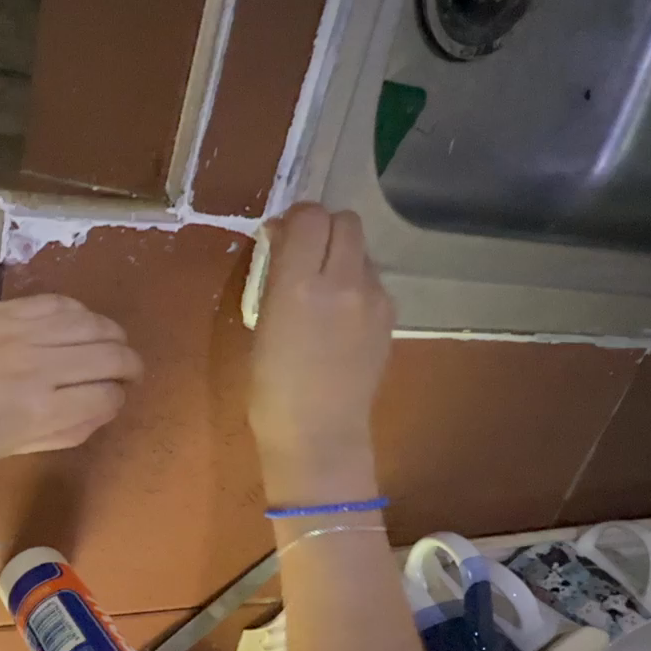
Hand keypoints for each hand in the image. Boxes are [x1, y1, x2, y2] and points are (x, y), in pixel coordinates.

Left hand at [0, 295, 143, 462]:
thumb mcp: (14, 448)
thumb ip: (67, 430)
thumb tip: (104, 406)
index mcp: (41, 409)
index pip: (108, 395)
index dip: (118, 399)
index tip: (112, 399)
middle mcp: (38, 366)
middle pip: (111, 354)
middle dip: (130, 365)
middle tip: (127, 371)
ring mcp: (20, 331)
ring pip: (91, 321)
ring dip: (110, 335)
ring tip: (109, 344)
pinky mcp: (3, 309)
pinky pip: (58, 302)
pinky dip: (79, 313)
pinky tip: (78, 322)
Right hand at [249, 203, 394, 502]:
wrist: (318, 433)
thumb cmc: (271, 390)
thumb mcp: (261, 328)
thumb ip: (276, 279)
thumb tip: (282, 243)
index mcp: (299, 287)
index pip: (308, 217)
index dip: (292, 219)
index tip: (278, 237)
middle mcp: (343, 282)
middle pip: (344, 221)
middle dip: (322, 229)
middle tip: (301, 256)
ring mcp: (374, 298)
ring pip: (361, 249)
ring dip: (340, 255)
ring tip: (321, 292)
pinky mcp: (390, 315)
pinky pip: (372, 279)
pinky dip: (355, 283)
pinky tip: (339, 318)